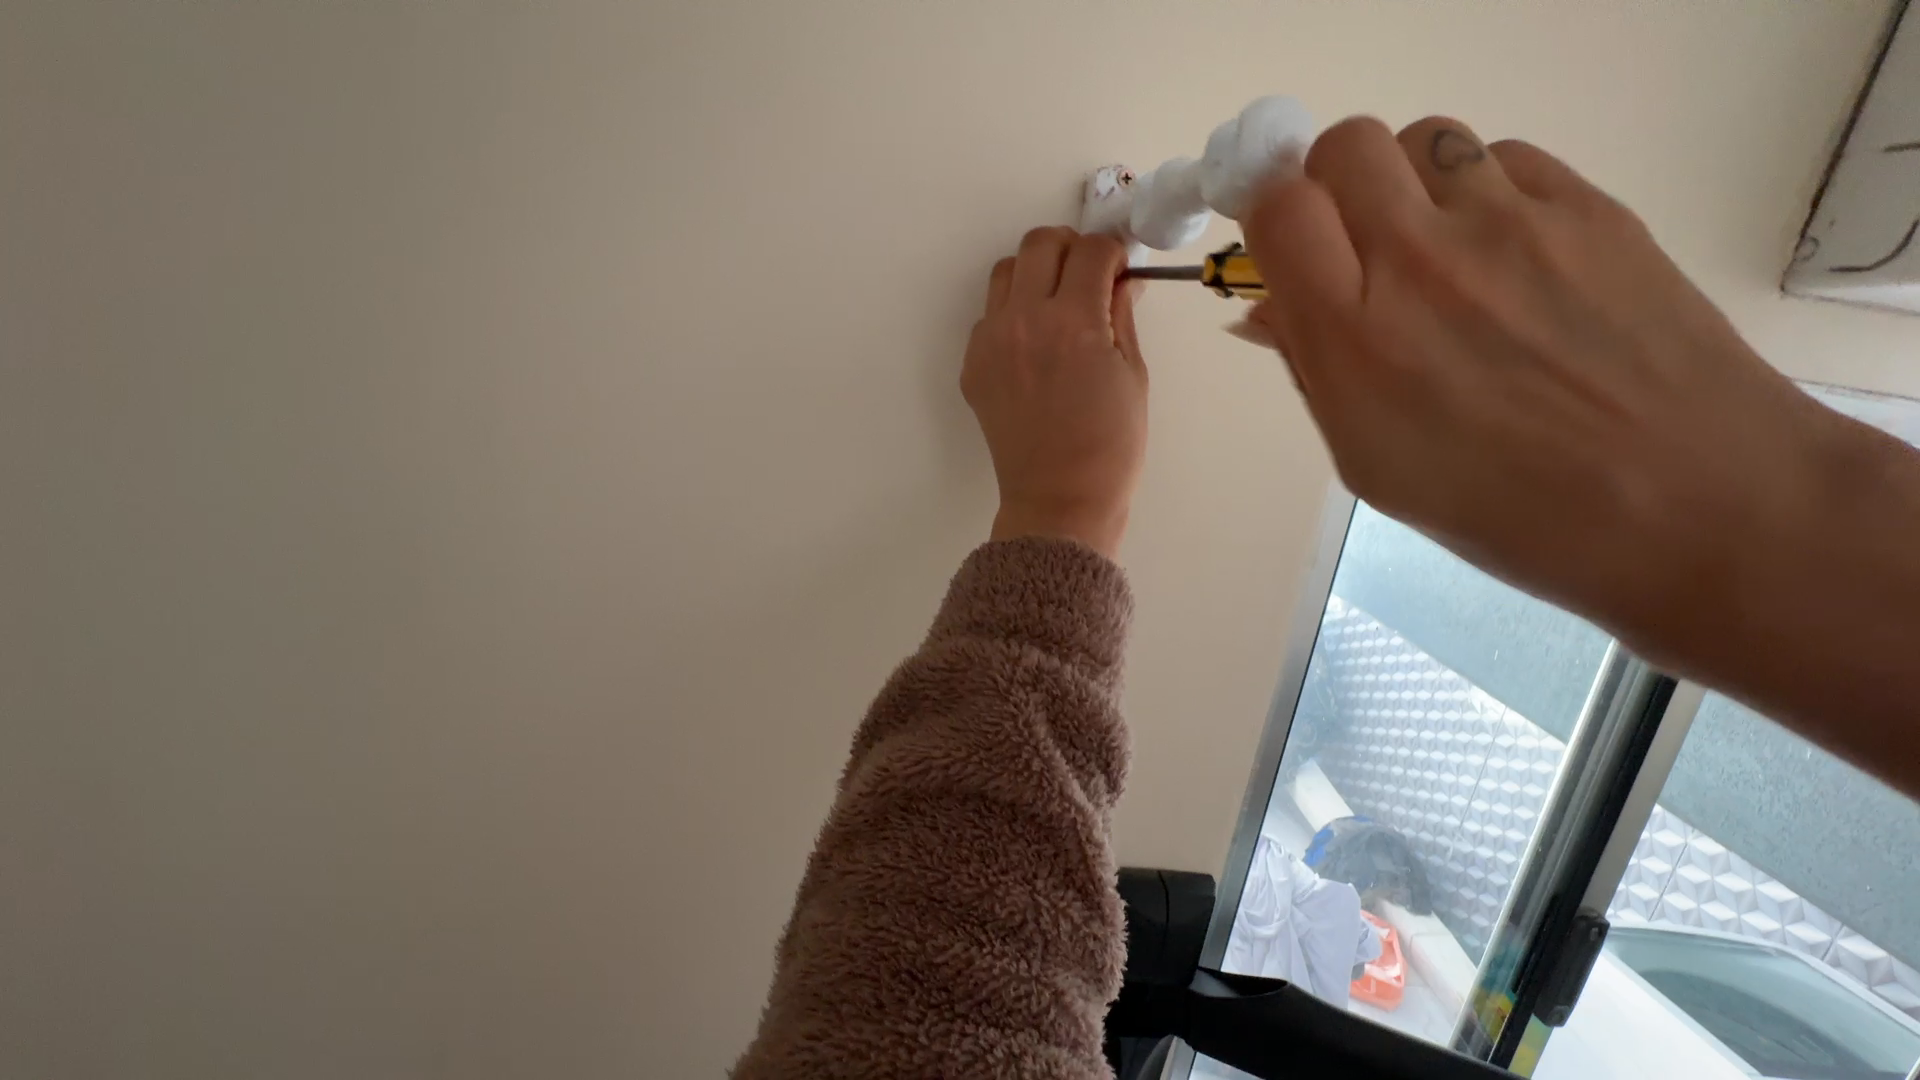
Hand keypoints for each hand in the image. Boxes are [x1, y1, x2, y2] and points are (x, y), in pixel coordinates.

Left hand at [963, 227, 1147, 559]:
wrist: (1059, 501)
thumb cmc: (1110, 446)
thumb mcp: (1133, 376)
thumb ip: (1122, 316)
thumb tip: (1120, 280)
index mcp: (1073, 322)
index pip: (1090, 250)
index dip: (1112, 253)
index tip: (1119, 272)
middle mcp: (1023, 321)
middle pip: (1039, 243)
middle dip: (1070, 248)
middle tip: (1088, 277)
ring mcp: (990, 343)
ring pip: (1004, 272)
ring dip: (1034, 274)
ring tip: (1056, 306)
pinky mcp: (972, 367)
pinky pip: (988, 316)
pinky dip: (1011, 314)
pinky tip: (1034, 346)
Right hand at [1241, 116, 1853, 661]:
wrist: (1685, 498)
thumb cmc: (1498, 505)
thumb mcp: (1369, 461)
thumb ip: (1310, 368)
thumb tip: (1267, 307)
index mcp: (1354, 335)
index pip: (1278, 207)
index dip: (1267, 213)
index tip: (1279, 245)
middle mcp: (1422, 259)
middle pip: (1344, 145)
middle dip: (1328, 186)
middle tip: (1350, 243)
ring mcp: (1512, 222)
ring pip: (1422, 139)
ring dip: (1404, 185)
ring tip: (1432, 250)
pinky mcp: (1590, 205)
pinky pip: (1503, 158)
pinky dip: (1479, 192)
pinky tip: (1502, 255)